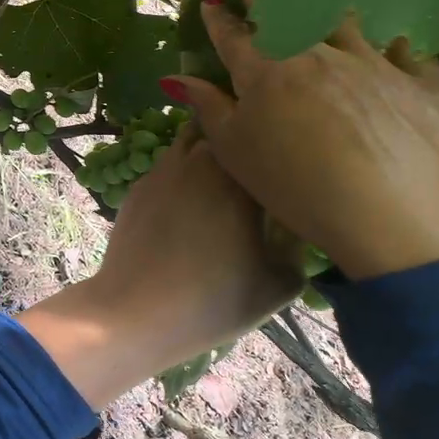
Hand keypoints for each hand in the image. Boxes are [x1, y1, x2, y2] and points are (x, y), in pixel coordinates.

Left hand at [17, 125, 300, 407]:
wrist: (140, 307)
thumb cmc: (218, 298)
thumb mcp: (282, 278)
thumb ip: (297, 238)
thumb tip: (300, 216)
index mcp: (238, 177)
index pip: (264, 140)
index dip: (278, 145)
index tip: (292, 157)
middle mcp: (197, 162)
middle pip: (222, 131)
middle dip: (240, 138)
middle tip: (259, 159)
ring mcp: (161, 171)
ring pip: (189, 142)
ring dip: (209, 149)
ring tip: (228, 175)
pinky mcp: (137, 186)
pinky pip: (167, 165)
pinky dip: (184, 171)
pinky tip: (193, 199)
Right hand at [164, 0, 438, 280]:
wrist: (408, 229)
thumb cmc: (301, 189)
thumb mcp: (236, 152)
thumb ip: (208, 107)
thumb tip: (178, 77)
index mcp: (266, 69)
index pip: (233, 31)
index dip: (218, 15)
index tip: (211, 1)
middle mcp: (320, 54)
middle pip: (291, 11)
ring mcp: (379, 65)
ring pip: (350, 21)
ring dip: (331, 9)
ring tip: (327, 1)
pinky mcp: (429, 86)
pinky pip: (412, 51)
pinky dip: (398, 43)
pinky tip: (396, 42)